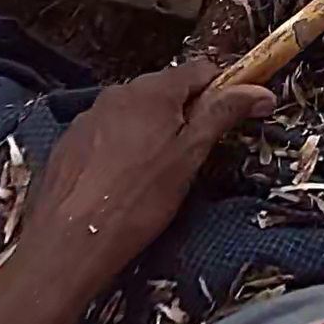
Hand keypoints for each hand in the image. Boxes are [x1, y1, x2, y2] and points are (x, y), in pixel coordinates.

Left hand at [11, 59, 274, 303]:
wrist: (60, 254)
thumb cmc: (137, 199)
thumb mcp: (190, 155)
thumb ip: (224, 113)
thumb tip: (262, 90)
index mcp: (153, 89)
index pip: (203, 69)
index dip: (222, 89)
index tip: (230, 116)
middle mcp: (119, 92)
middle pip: (168, 88)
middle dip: (186, 110)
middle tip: (193, 149)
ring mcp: (88, 117)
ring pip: (137, 110)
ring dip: (153, 126)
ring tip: (154, 168)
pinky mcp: (67, 144)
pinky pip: (108, 130)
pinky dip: (123, 143)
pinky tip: (121, 178)